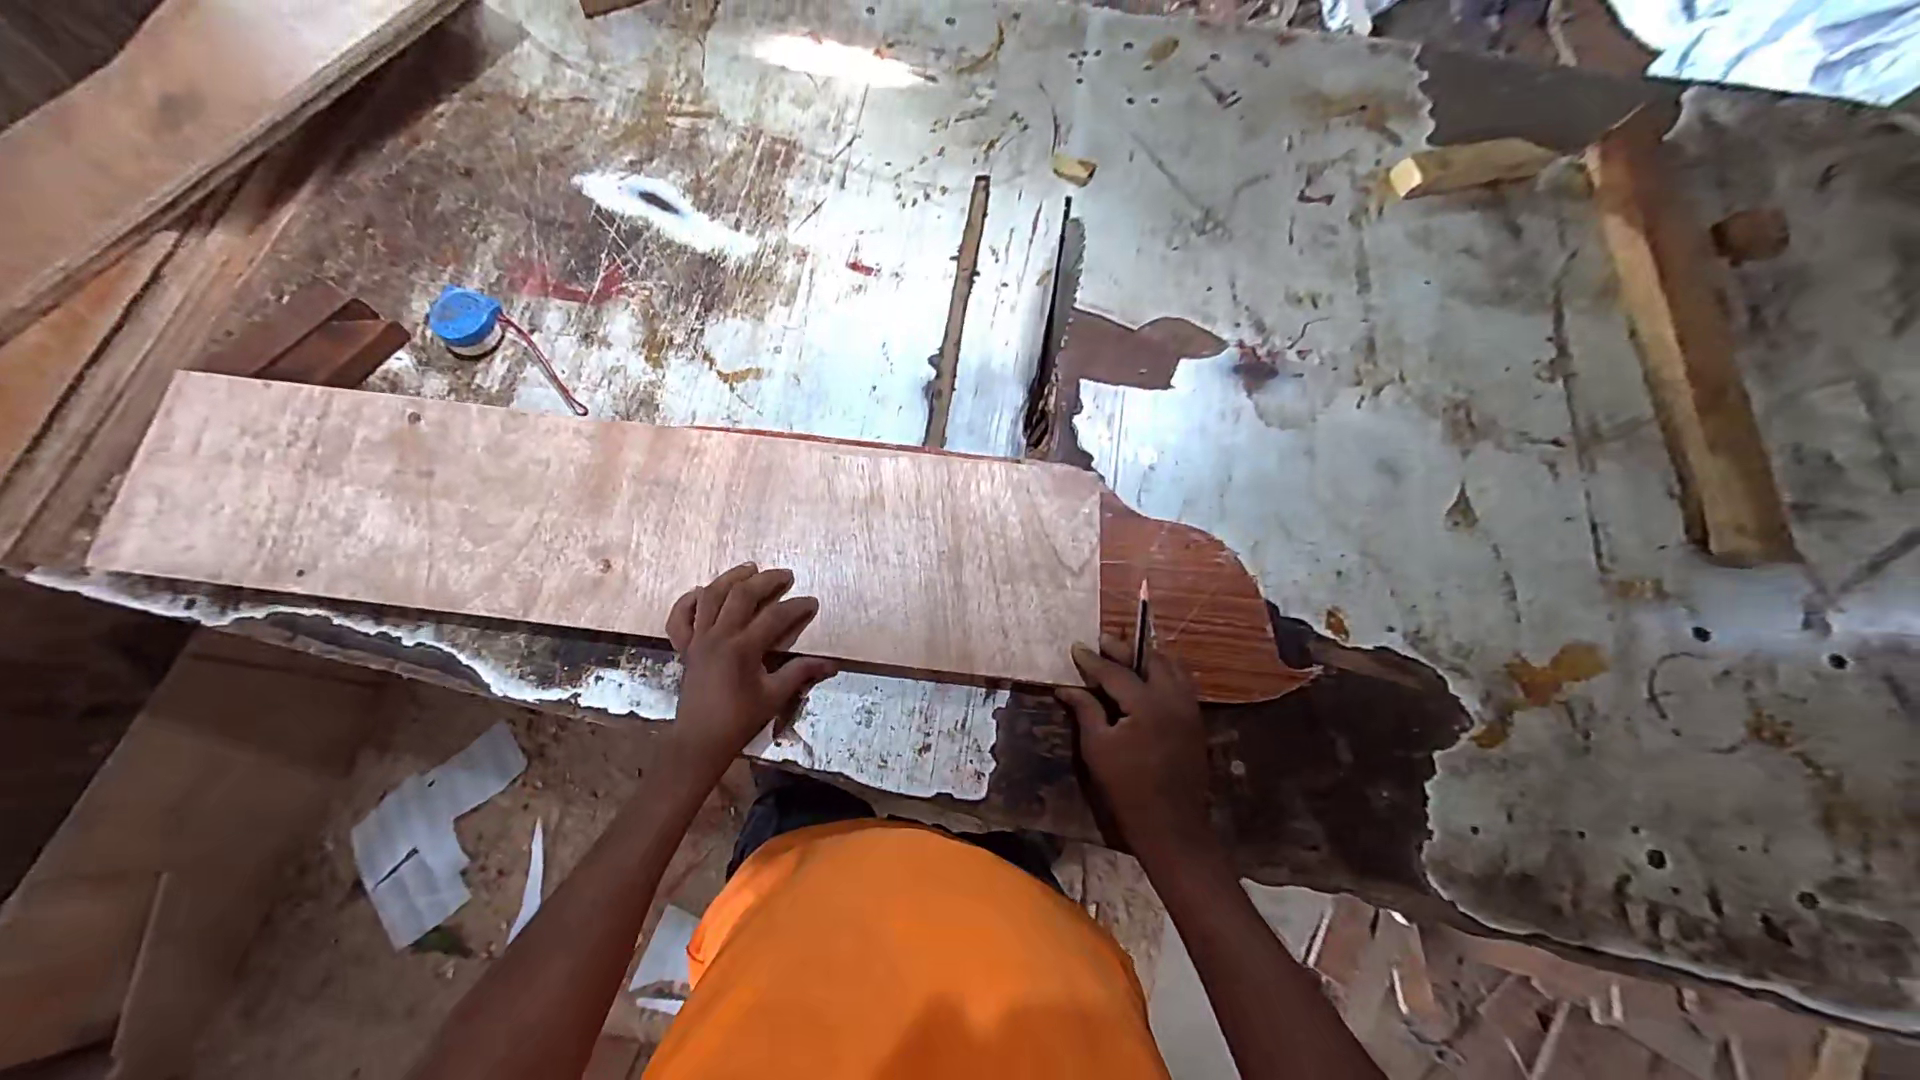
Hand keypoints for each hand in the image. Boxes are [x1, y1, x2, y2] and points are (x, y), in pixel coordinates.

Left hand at [664, 564, 836, 775]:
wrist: (700, 740)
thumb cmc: (740, 720)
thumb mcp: (775, 696)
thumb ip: (801, 673)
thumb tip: (832, 665)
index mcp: (742, 649)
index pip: (775, 616)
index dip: (797, 607)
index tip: (812, 602)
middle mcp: (718, 636)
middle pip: (742, 595)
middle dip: (767, 581)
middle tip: (785, 575)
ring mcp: (698, 639)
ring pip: (711, 596)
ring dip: (731, 578)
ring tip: (749, 568)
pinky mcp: (685, 647)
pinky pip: (680, 617)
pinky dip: (689, 601)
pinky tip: (702, 591)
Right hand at [1057, 638, 1212, 856]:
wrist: (1171, 826)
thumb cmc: (1127, 788)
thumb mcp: (1097, 748)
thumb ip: (1085, 710)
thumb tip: (1067, 687)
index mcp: (1147, 704)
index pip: (1116, 672)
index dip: (1093, 660)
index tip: (1076, 647)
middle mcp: (1173, 699)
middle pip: (1149, 661)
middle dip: (1124, 650)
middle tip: (1102, 643)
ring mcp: (1189, 709)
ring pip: (1171, 668)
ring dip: (1147, 658)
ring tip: (1125, 655)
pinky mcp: (1196, 721)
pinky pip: (1181, 684)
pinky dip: (1163, 673)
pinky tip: (1147, 678)